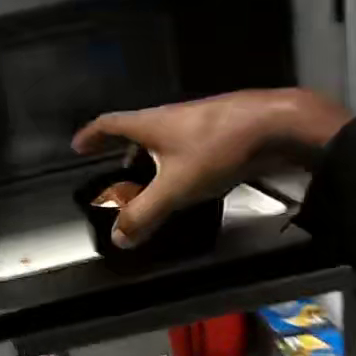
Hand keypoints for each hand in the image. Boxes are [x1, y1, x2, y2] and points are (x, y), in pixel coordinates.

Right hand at [71, 88, 353, 247]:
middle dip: (122, 150)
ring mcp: (198, 120)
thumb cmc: (217, 149)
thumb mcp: (176, 187)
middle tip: (116, 172)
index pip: (110, 124)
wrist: (277, 125)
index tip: (78, 146)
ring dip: (150, 156)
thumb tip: (118, 238)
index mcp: (150, 124)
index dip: (92, 135)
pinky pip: (186, 144)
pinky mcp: (222, 129)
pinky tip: (188, 178)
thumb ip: (145, 213)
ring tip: (151, 180)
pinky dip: (176, 160)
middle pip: (136, 130)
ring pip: (164, 137)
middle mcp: (170, 117)